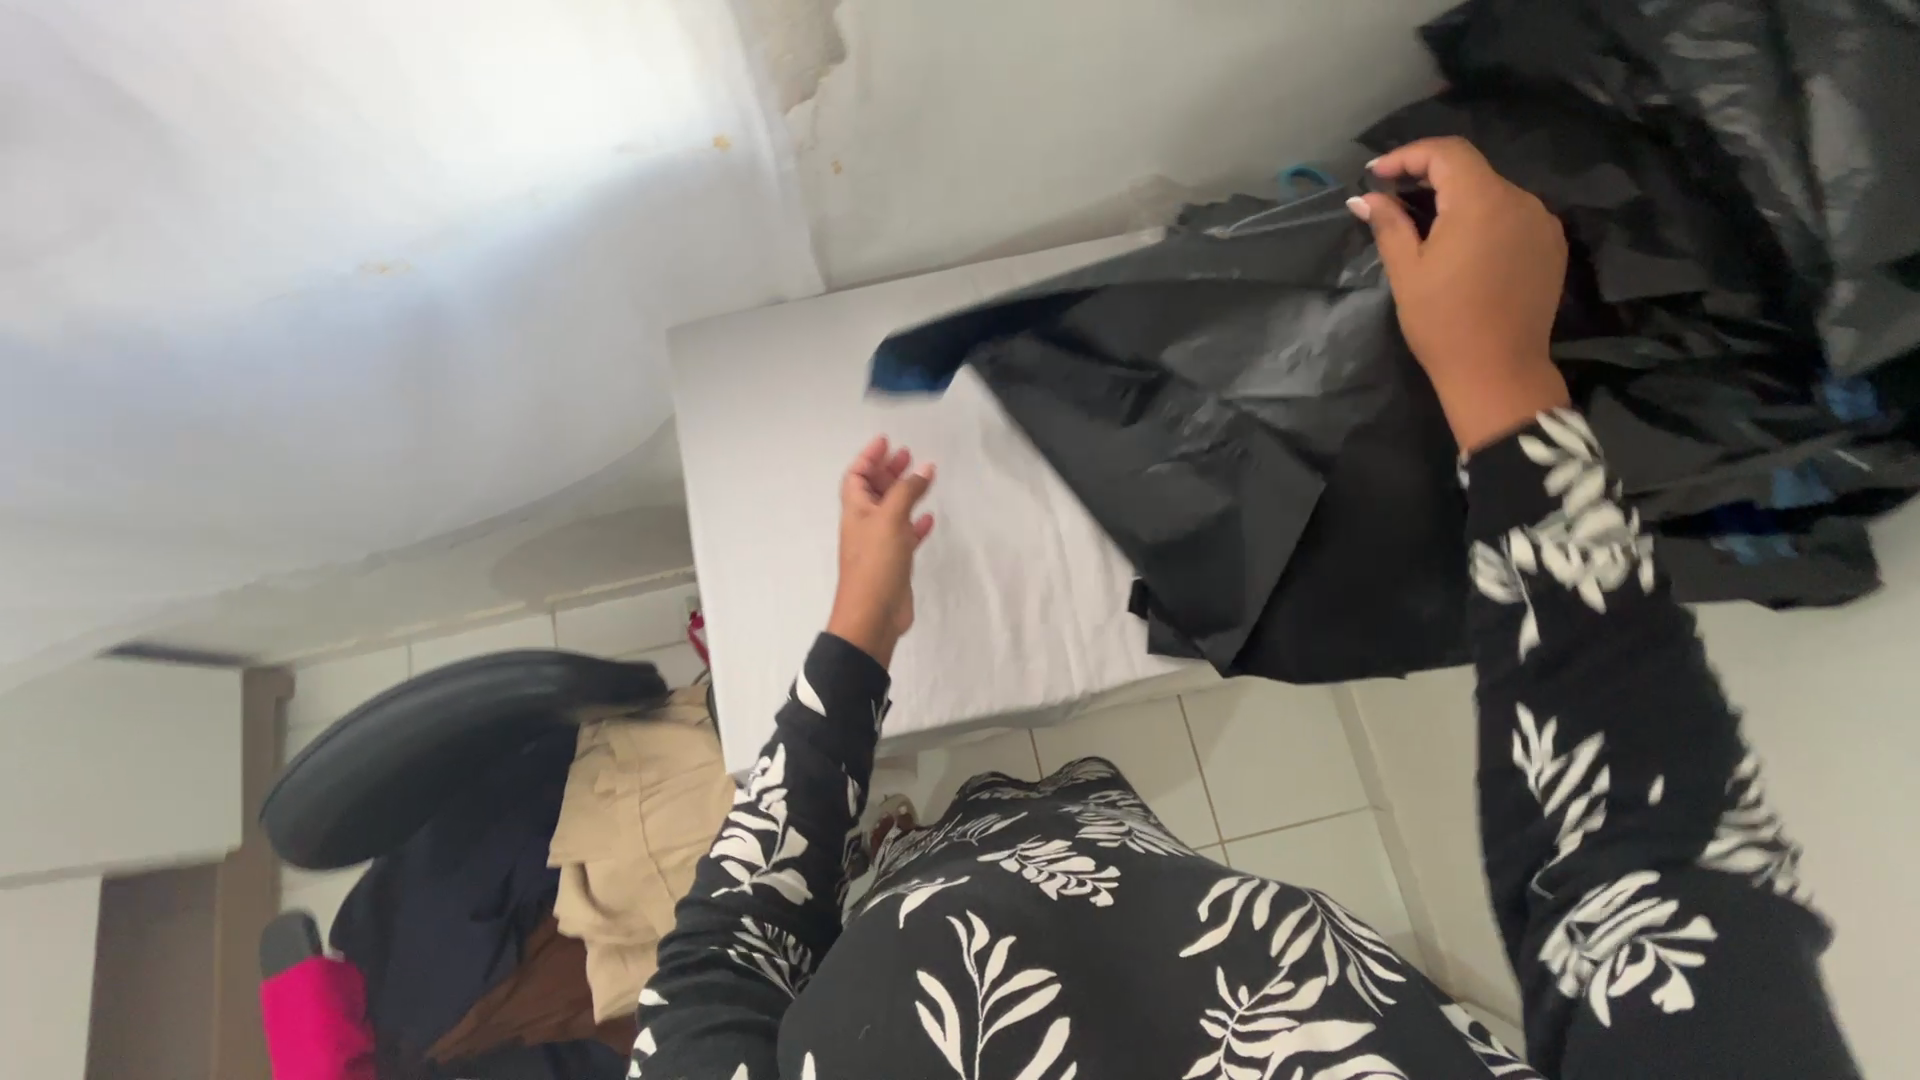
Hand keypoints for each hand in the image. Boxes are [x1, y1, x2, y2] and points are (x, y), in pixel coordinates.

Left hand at [826, 436, 935, 666]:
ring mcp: (880, 543)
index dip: (869, 456)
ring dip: (905, 493)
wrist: (873, 614)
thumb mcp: (890, 518)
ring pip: (892, 510)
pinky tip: (929, 518)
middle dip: (889, 471)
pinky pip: (906, 535)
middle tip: (908, 455)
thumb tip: (924, 468)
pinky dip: (916, 524)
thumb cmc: (875, 563)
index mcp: (855, 509)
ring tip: (923, 478)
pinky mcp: (895, 561)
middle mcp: (865, 523)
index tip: (887, 441)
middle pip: (875, 489)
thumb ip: (908, 491)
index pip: (857, 475)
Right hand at [1348, 136, 1571, 451]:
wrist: (1497, 369)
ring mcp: (1541, 221)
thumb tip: (1364, 198)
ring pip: (1492, 194)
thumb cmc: (1441, 322)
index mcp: (1480, 202)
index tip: (1376, 174)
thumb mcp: (1406, 273)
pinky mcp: (1551, 244)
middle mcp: (1519, 199)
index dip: (1408, 155)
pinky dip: (1482, 220)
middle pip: (1472, 171)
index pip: (1447, 153)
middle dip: (1429, 178)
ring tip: (1425, 229)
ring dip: (1456, 201)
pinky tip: (1461, 249)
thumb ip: (1389, 226)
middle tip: (1392, 201)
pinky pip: (1512, 217)